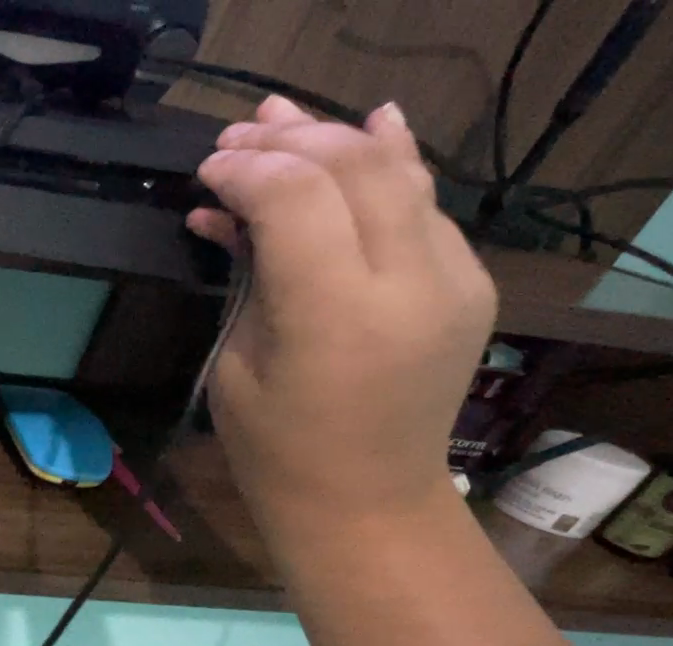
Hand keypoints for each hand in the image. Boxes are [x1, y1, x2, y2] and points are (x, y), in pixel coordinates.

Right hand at [188, 96, 496, 536]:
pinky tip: (362, 132)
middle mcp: (409, 281)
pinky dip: (387, 163)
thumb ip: (247, 280)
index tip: (204, 170)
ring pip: (399, 171)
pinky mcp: (468, 279)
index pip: (296, 196)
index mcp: (333, 313)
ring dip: (336, 138)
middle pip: (353, 166)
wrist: (363, 497)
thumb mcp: (237, 362)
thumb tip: (226, 216)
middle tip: (234, 137)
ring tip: (280, 119)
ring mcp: (453, 276)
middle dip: (289, 140)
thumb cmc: (273, 446)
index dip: (246, 169)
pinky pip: (426, 202)